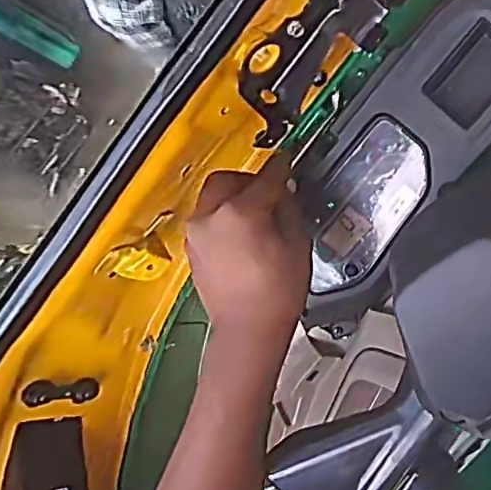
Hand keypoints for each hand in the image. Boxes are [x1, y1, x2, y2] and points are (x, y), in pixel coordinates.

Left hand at [184, 154, 309, 341]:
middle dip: (250, 178)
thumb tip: (284, 193)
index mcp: (240, 213)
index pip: (265, 178)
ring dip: (235, 196)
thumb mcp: (297, 244)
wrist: (248, 328)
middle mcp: (211, 217)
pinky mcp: (193, 248)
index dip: (281, 167)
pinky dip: (224, 215)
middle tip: (271, 187)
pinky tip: (245, 230)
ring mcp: (198, 233)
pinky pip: (208, 217)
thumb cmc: (274, 294)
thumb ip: (288, 209)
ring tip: (258, 211)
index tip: (286, 161)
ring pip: (213, 196)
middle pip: (227, 179)